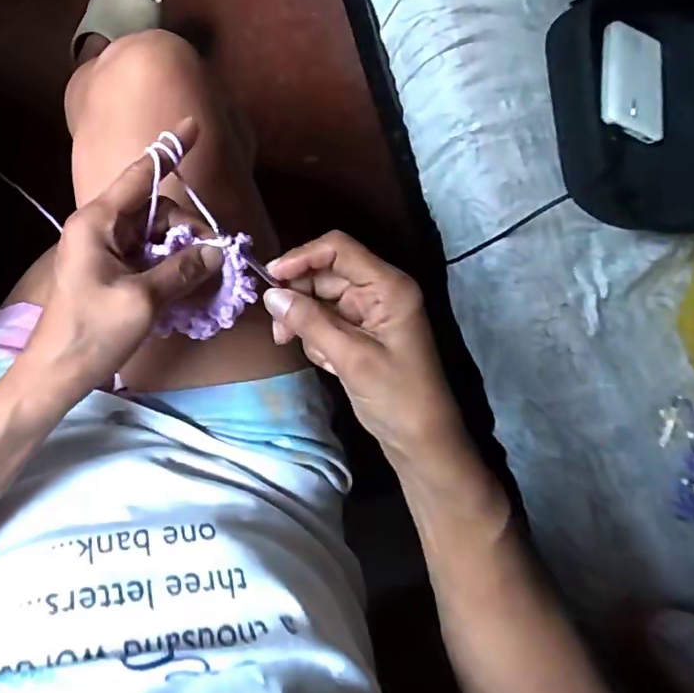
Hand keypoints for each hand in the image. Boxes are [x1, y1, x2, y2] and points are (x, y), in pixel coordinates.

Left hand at [22, 118, 222, 395]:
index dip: (169, 151)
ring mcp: (103, 249)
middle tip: (214, 259)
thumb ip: (182, 269)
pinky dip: (168, 266)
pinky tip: (186, 289)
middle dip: (187, 228)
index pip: (139, 175)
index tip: (194, 125)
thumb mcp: (143, 300)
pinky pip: (146, 256)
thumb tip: (218, 250)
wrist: (56, 372)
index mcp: (97, 222)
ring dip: (181, 252)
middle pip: (154, 210)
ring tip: (203, 280)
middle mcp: (99, 227)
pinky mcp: (109, 270)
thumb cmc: (91, 332)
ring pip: (154, 235)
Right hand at [262, 232, 463, 463]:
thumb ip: (309, 321)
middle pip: (323, 272)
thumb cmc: (397, 396)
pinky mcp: (359, 330)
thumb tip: (271, 295)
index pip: (337, 249)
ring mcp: (368, 311)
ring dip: (302, 319)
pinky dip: (313, 335)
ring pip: (318, 296)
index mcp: (387, 287)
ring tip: (295, 345)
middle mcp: (378, 291)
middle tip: (278, 327)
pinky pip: (323, 318)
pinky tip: (323, 360)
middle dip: (296, 296)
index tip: (271, 277)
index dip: (301, 256)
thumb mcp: (350, 357)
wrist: (422, 442)